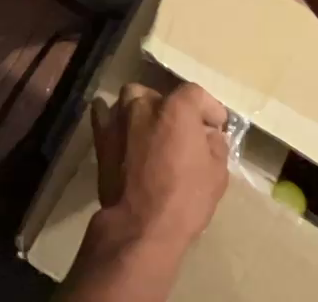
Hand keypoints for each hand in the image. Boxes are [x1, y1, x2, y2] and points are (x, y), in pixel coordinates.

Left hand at [90, 82, 230, 247]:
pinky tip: (121, 126)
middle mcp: (145, 103)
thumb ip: (215, 146)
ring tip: (153, 130)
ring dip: (145, 108)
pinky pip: (104, 111)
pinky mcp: (101, 132)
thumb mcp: (217, 174)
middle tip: (184, 134)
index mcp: (176, 109)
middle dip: (176, 111)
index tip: (216, 126)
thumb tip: (210, 135)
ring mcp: (119, 115)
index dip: (209, 108)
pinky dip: (113, 114)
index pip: (196, 94)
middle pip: (163, 96)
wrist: (140, 223)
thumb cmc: (184, 199)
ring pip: (133, 97)